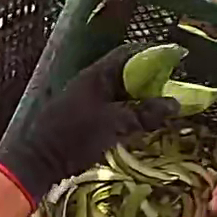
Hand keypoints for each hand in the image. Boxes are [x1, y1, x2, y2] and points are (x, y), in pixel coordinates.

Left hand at [0, 44, 178, 201]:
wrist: (39, 162)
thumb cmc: (74, 137)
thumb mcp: (115, 125)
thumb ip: (145, 113)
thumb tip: (175, 104)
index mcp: (97, 76)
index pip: (129, 54)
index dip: (154, 54)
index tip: (176, 58)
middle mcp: (92, 83)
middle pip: (127, 72)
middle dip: (152, 78)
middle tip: (175, 86)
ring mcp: (87, 100)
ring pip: (121, 91)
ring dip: (142, 96)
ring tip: (163, 104)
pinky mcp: (85, 117)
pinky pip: (114, 106)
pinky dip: (131, 110)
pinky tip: (143, 121)